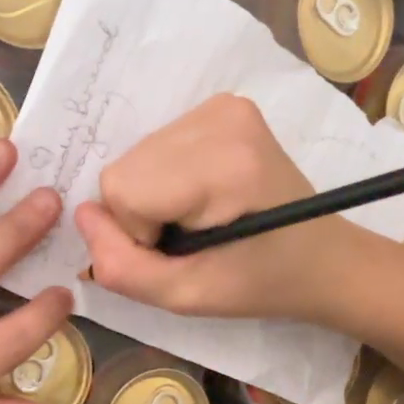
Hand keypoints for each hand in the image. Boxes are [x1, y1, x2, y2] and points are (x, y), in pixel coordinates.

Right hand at [74, 94, 374, 320]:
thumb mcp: (186, 297)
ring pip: (136, 155)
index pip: (122, 188)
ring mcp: (224, 106)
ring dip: (154, 196)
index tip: (182, 253)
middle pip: (125, 168)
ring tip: (202, 219)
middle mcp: (222, 118)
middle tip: (191, 239)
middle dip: (143, 213)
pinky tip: (205, 196)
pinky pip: (157, 144)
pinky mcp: (224, 106)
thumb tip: (81, 216)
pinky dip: (167, 177)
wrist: (322, 258)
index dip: (138, 234)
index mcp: (223, 164)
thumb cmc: (261, 284)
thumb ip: (123, 266)